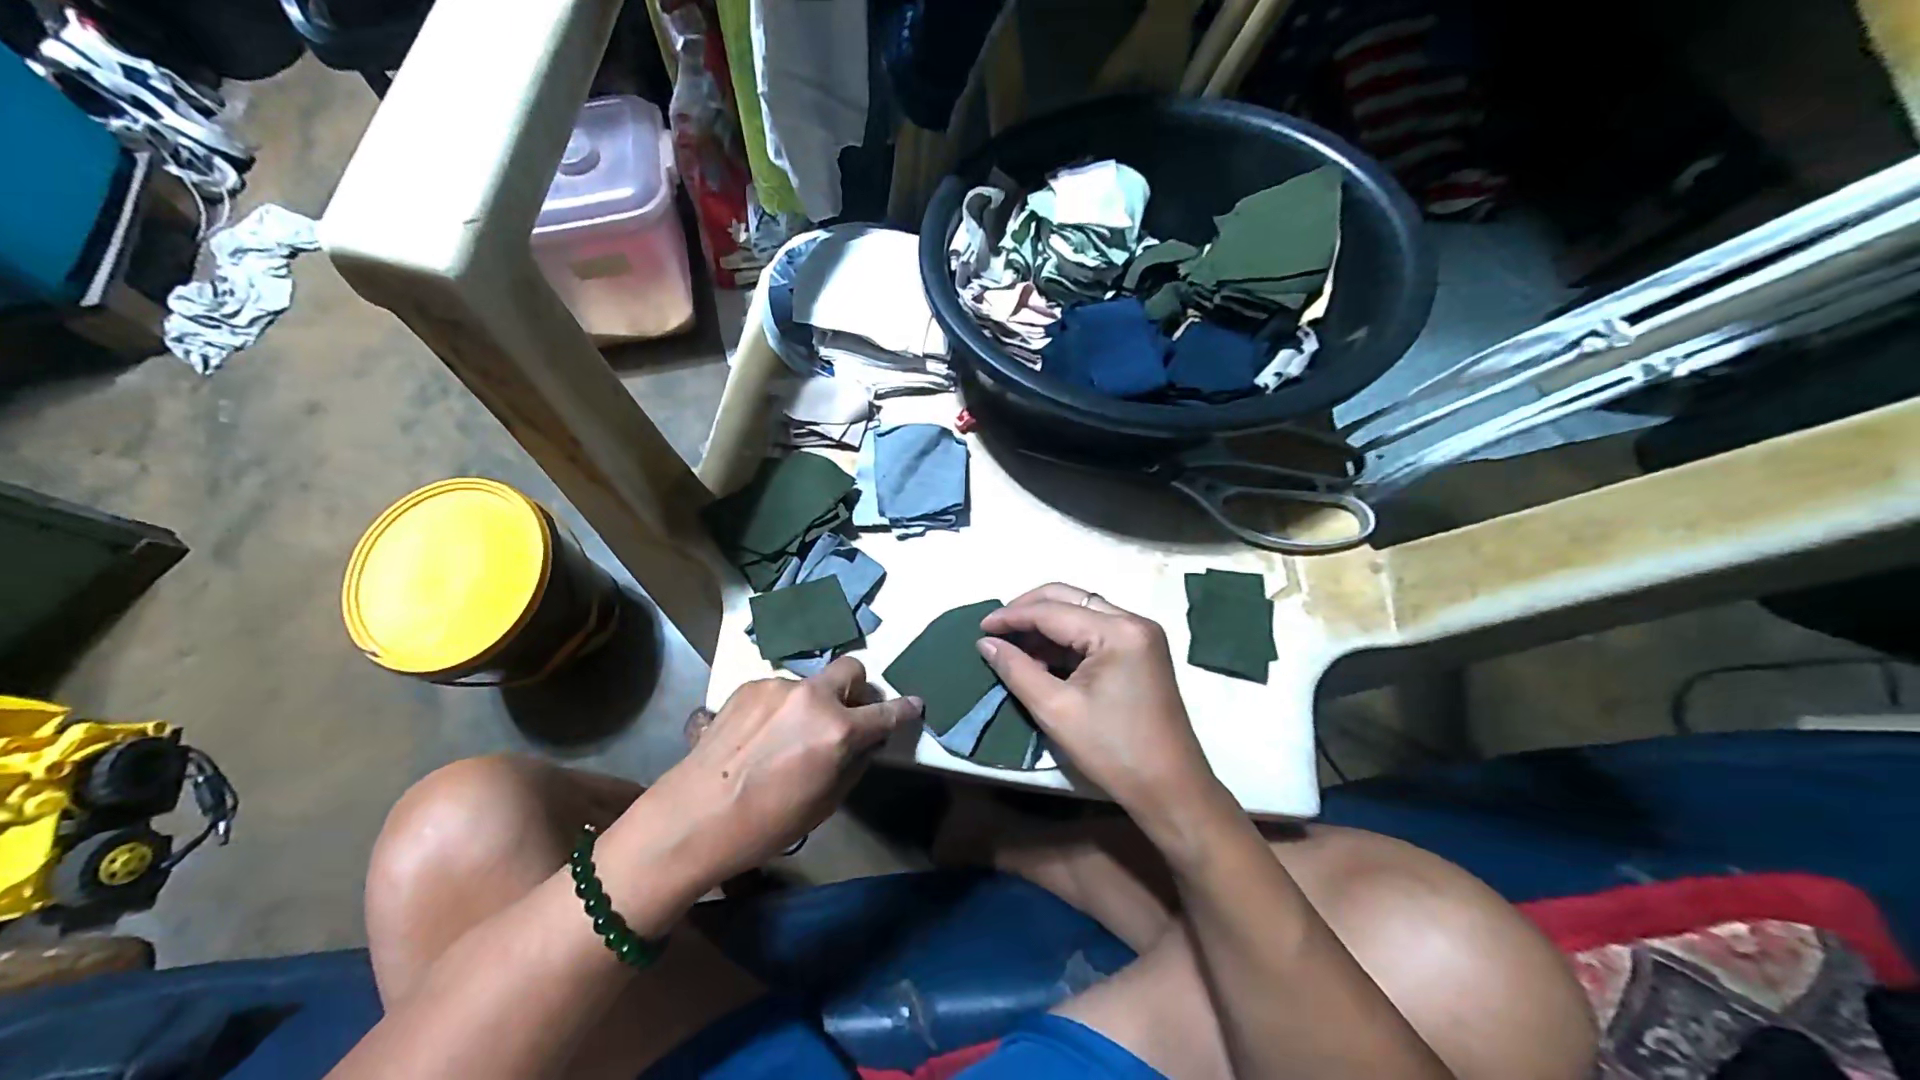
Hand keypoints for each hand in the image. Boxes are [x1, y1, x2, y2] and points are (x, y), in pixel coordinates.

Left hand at [649, 658, 920, 881]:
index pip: (886, 712)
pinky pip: (779, 691)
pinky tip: (759, 737)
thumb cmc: (766, 824)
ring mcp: (776, 687)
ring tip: (785, 738)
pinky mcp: (747, 687)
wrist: (692, 818)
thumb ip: (853, 763)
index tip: (914, 705)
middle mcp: (811, 697)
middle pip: (851, 668)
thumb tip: (864, 742)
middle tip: (843, 716)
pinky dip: (780, 707)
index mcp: (837, 730)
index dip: (904, 710)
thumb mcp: (825, 803)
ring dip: (811, 703)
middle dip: (856, 689)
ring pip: (810, 684)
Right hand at [977, 584, 1223, 823]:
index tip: (979, 627)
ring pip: (1082, 614)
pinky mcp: (1141, 653)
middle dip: (1029, 611)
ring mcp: (1141, 636)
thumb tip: (986, 643)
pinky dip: (1066, 641)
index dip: (1012, 616)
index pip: (1053, 610)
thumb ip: (1017, 669)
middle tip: (995, 630)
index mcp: (1118, 631)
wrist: (1171, 789)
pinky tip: (1041, 658)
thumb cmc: (1112, 751)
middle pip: (1070, 599)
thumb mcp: (1055, 709)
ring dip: (1046, 627)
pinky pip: (1095, 633)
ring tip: (1013, 648)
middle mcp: (1134, 622)